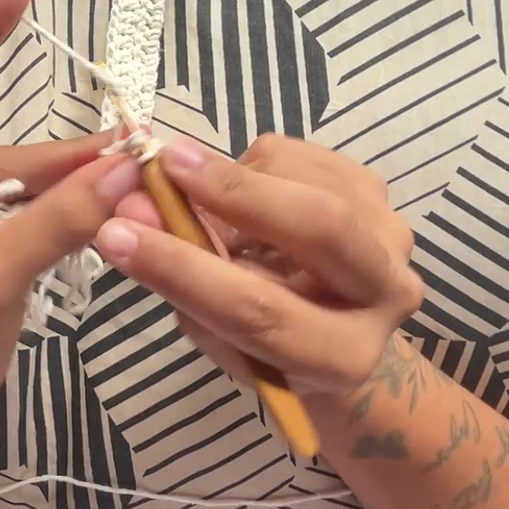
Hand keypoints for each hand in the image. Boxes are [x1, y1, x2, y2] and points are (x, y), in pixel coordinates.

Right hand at [95, 133, 420, 396]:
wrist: (331, 326)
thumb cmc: (260, 342)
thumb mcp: (211, 328)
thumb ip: (176, 279)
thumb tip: (128, 212)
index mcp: (341, 355)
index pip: (256, 310)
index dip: (182, 269)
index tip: (117, 234)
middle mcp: (388, 293)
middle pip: (319, 225)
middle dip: (233, 191)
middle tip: (165, 165)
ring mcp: (392, 234)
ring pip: (302, 178)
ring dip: (233, 177)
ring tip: (201, 201)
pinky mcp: (378, 191)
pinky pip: (300, 154)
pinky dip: (250, 163)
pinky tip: (243, 195)